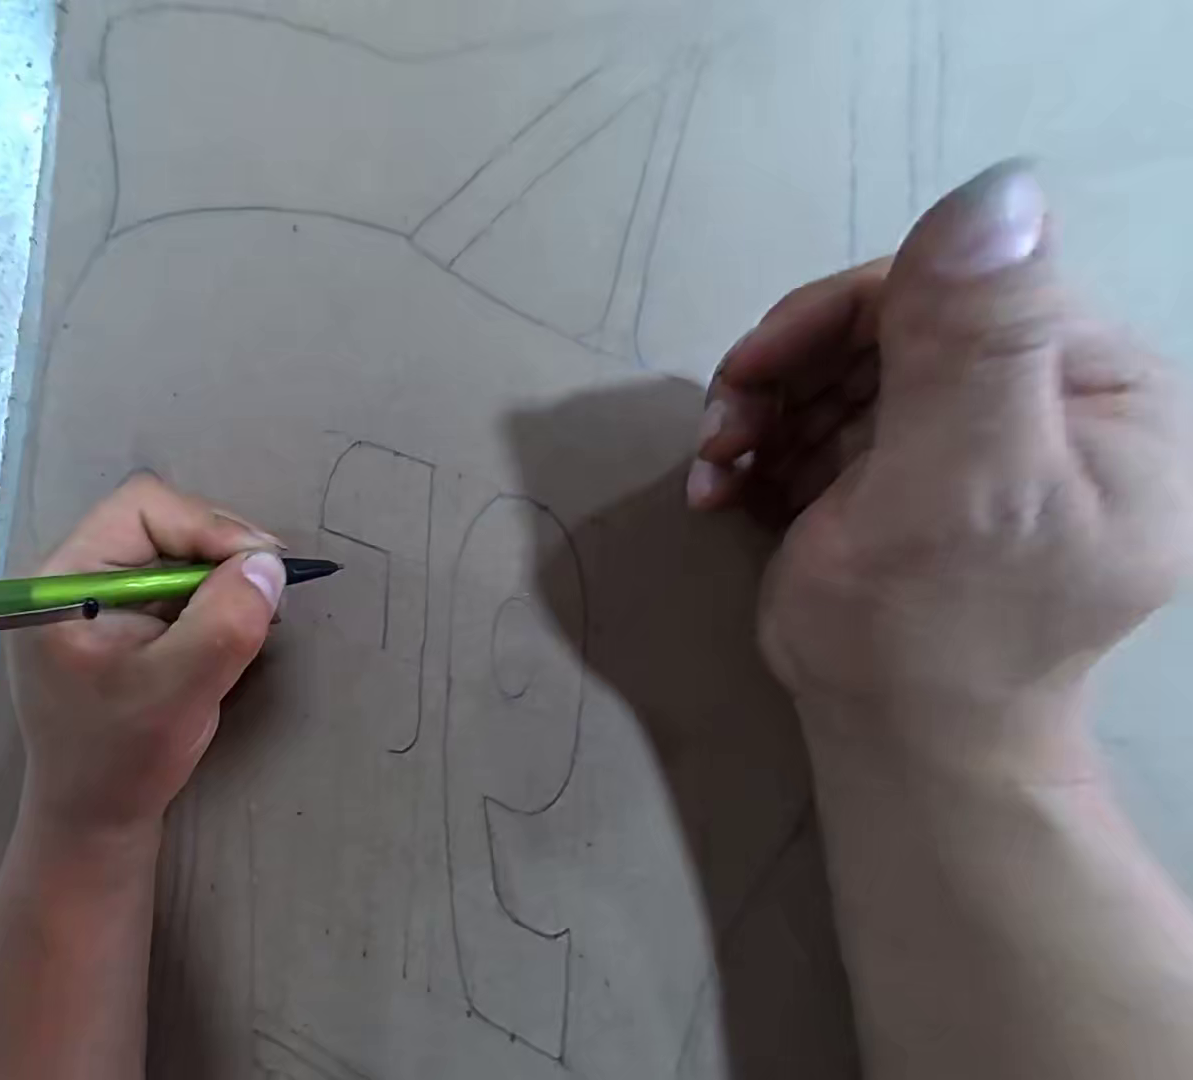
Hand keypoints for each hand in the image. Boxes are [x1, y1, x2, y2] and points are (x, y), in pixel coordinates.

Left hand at [8, 474, 286, 836]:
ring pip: (169, 547)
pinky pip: (169, 578)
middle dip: (219, 547)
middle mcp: (72, 574)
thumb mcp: (181, 692)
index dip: (208, 525)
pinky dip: (207, 592)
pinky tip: (227, 620)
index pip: (142, 508)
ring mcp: (92, 593)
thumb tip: (269, 563)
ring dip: (218, 571)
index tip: (262, 566)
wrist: (92, 816)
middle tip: (267, 586)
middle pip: (158, 521)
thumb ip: (225, 623)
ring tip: (254, 606)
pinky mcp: (114, 614)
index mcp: (64, 580)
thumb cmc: (123, 759)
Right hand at [690, 161, 1192, 774]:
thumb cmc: (931, 619)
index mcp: (1079, 383)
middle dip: (771, 379)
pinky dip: (745, 457)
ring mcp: (934, 440)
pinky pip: (795, 432)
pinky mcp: (871, 476)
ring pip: (815, 382)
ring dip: (746, 421)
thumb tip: (992, 187)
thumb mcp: (957, 485)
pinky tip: (721, 494)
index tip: (740, 375)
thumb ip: (973, 347)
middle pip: (865, 334)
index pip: (943, 287)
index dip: (825, 318)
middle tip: (717, 437)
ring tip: (713, 474)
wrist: (895, 721)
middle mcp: (1014, 398)